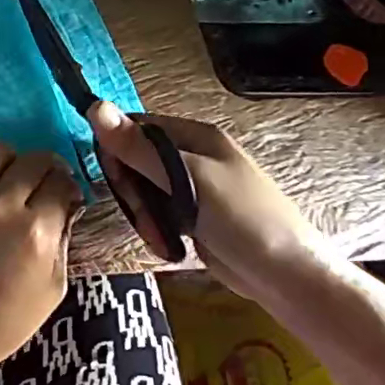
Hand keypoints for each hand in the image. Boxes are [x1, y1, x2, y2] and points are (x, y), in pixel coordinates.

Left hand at [0, 142, 81, 380]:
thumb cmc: (4, 318)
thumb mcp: (53, 287)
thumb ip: (61, 240)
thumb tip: (65, 206)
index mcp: (36, 230)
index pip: (62, 183)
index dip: (69, 186)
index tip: (66, 196)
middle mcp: (1, 205)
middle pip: (33, 159)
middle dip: (46, 168)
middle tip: (43, 184)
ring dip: (10, 161)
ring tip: (9, 181)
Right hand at [87, 103, 331, 306]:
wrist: (288, 278)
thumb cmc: (244, 219)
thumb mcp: (187, 179)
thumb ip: (139, 148)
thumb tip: (96, 106)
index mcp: (195, 136)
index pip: (135, 126)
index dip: (116, 148)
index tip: (115, 178)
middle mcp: (191, 155)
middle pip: (134, 160)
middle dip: (131, 190)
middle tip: (141, 214)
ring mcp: (191, 187)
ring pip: (142, 189)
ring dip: (142, 214)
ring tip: (158, 236)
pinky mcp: (191, 216)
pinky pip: (155, 212)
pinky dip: (155, 228)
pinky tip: (166, 245)